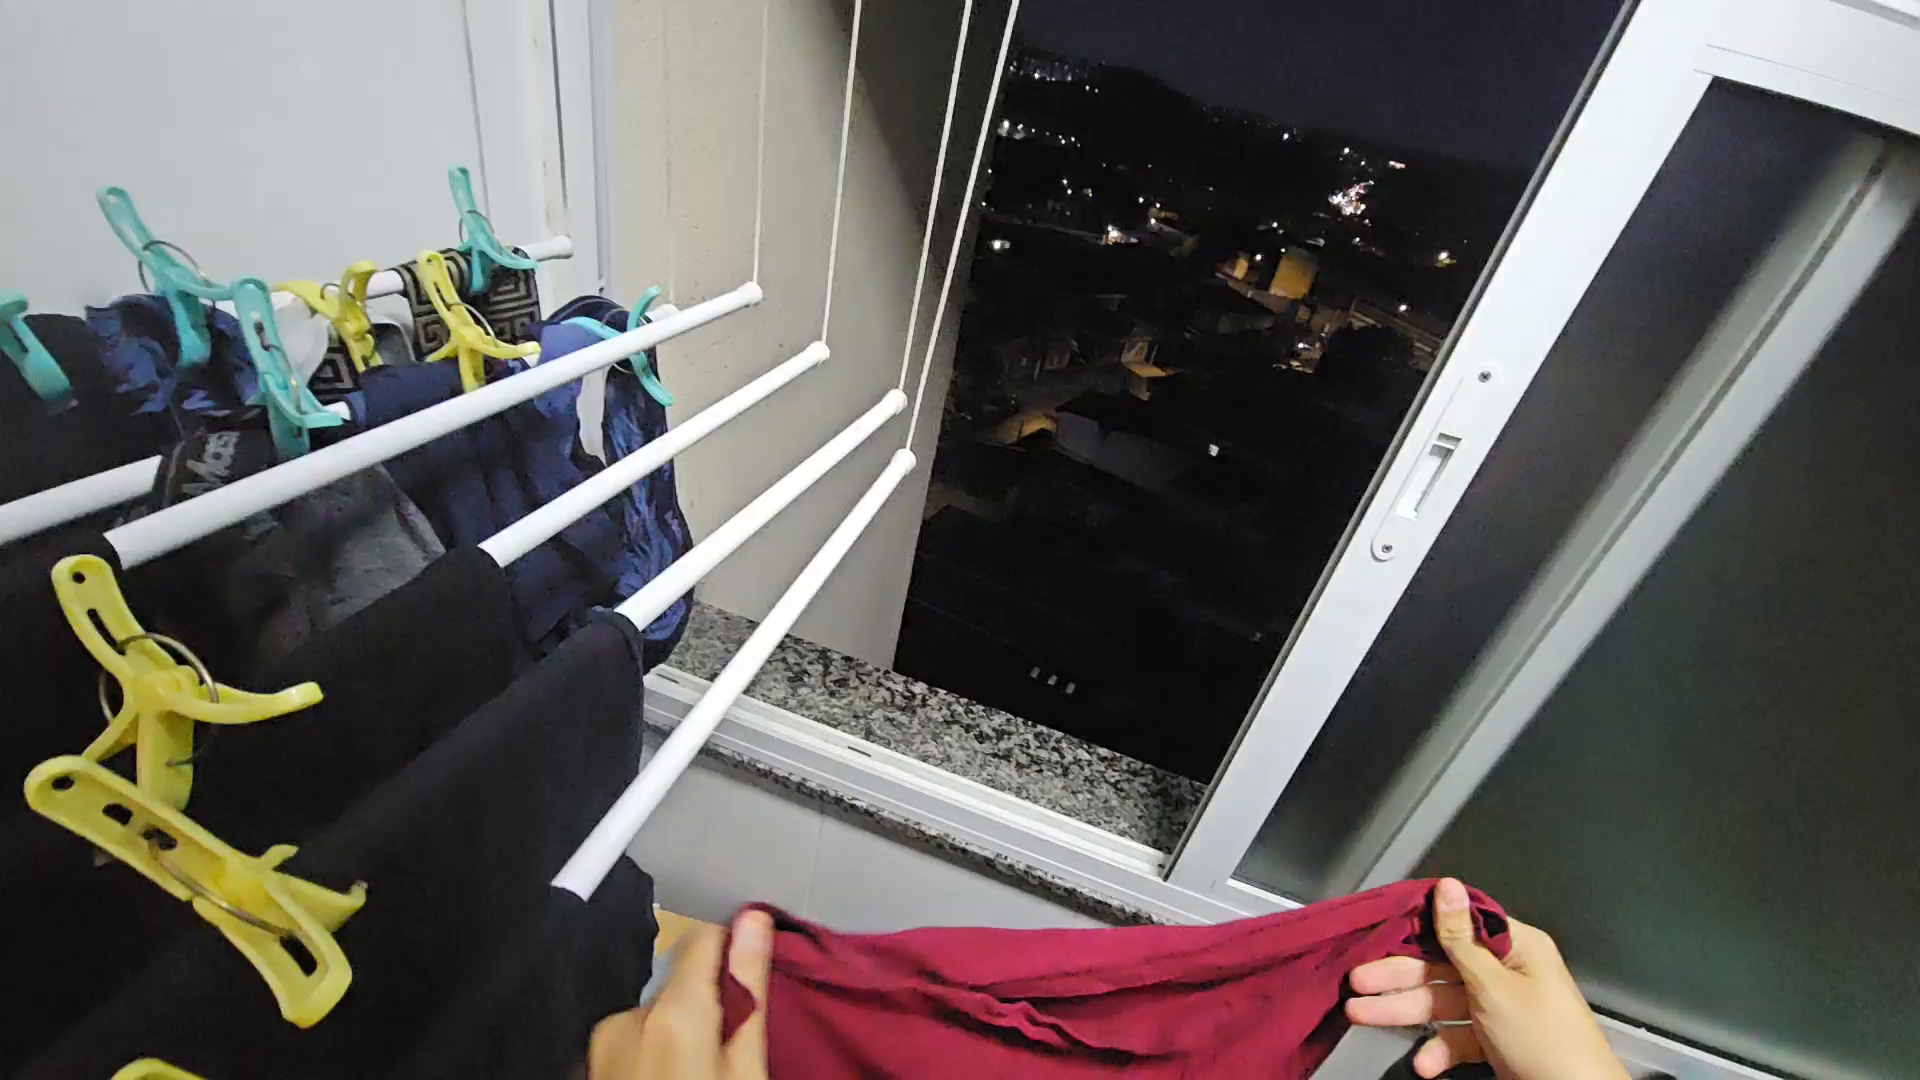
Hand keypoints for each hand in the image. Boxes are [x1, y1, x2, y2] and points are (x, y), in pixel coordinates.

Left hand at [587, 910, 773, 1079]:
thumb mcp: (745, 1067)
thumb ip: (749, 988)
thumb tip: (753, 916)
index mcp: (670, 1009)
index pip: (705, 934)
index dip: (734, 940)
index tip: (754, 961)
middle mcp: (626, 1016)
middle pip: (683, 973)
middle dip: (709, 989)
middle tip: (734, 1032)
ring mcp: (601, 1042)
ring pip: (660, 1004)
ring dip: (683, 1018)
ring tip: (704, 1058)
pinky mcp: (592, 1064)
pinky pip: (637, 1032)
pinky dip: (658, 1040)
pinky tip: (673, 1068)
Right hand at [1345, 878, 1630, 1079]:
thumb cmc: (1547, 1044)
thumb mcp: (1495, 987)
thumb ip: (1460, 938)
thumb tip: (1446, 884)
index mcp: (1515, 948)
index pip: (1454, 924)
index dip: (1412, 927)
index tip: (1375, 927)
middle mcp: (1507, 972)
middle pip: (1438, 966)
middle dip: (1395, 978)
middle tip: (1356, 982)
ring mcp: (1500, 1008)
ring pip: (1440, 1001)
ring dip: (1402, 1012)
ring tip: (1360, 1015)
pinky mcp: (1497, 1041)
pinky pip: (1458, 1036)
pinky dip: (1439, 1048)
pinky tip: (1423, 1063)